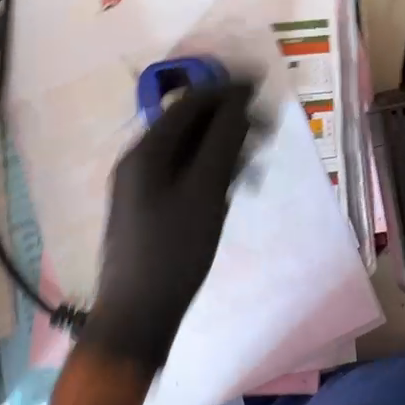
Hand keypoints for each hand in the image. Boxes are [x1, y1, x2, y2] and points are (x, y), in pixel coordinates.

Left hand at [81, 78, 259, 376]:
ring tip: (255, 159)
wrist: (138, 318)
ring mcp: (142, 185)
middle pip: (189, 123)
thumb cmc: (174, 250)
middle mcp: (139, 160)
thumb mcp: (205, 191)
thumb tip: (240, 95)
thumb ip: (223, 139)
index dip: (227, 89)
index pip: (191, 101)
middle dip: (229, 119)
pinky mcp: (151, 206)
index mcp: (146, 150)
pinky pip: (185, 171)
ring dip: (224, 145)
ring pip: (190, 148)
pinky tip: (234, 183)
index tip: (262, 86)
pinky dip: (212, 168)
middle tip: (266, 128)